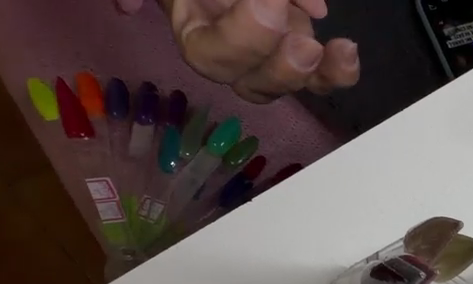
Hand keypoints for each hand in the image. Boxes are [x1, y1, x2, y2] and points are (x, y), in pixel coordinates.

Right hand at [115, 0, 360, 102]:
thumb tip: (125, 6)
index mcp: (192, 30)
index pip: (210, 55)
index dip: (242, 38)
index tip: (269, 3)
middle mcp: (232, 54)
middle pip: (253, 83)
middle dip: (279, 64)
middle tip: (302, 37)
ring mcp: (272, 58)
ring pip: (293, 87)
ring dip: (316, 74)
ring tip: (334, 46)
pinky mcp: (304, 55)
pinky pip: (326, 78)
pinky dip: (340, 70)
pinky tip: (347, 49)